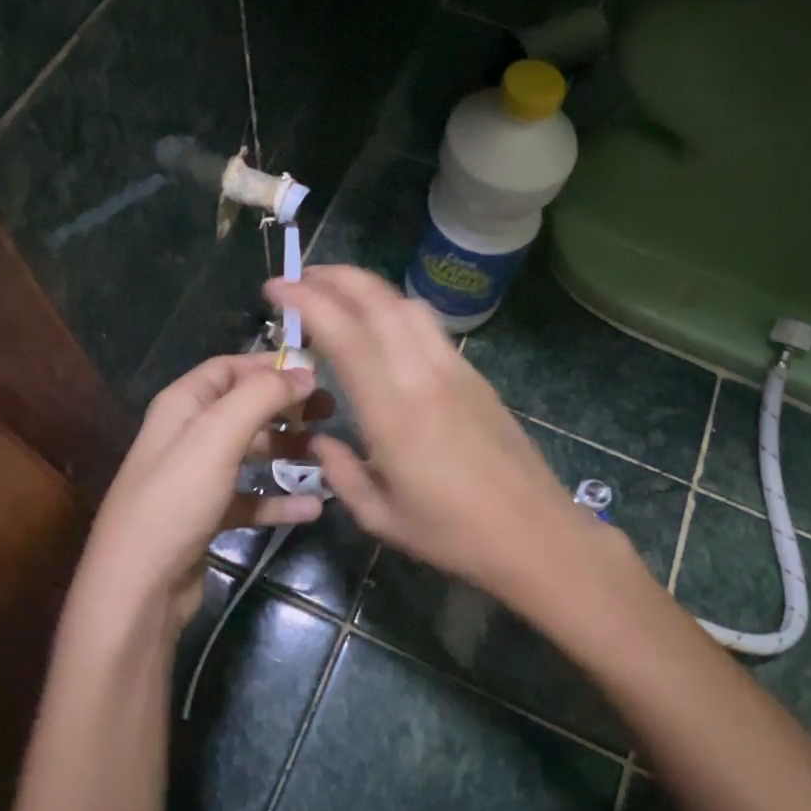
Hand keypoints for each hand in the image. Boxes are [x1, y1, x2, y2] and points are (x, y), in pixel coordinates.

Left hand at [81, 353, 322, 624]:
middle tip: (330, 412)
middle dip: (286, 408)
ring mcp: (197, 478)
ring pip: (251, 453)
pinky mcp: (207, 516)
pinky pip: (250, 498)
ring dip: (288, 451)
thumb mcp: (218, 435)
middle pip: (244, 408)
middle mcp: (188, 434)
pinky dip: (279, 500)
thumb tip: (304, 371)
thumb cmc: (177, 497)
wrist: (139, 584)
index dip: (270, 366)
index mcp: (183, 404)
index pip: (229, 368)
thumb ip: (262, 396)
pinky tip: (313, 508)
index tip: (317, 373)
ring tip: (328, 456)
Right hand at [265, 267, 583, 592]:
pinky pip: (428, 326)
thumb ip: (340, 472)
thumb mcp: (380, 516)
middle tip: (300, 277)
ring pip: (407, 305)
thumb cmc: (453, 534)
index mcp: (392, 410)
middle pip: (377, 301)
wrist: (535, 533)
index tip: (276, 288)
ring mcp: (454, 369)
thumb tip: (318, 440)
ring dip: (367, 288)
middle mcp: (422, 374)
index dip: (306, 300)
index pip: (343, 333)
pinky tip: (381, 327)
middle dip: (334, 277)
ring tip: (336, 293)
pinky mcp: (474, 374)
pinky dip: (395, 309)